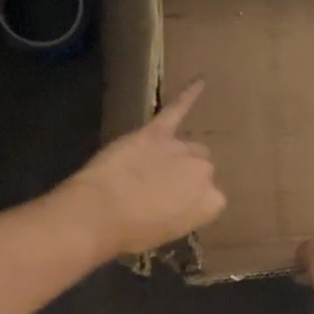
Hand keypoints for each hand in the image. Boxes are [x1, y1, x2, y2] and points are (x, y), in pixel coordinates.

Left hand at [64, 80, 224, 254]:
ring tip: (158, 164)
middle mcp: (204, 173)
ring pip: (190, 146)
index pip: (210, 197)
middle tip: (161, 188)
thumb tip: (175, 201)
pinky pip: (177, 109)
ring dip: (178, 153)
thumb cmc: (132, 232)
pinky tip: (200, 81)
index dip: (190, 201)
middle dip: (185, 176)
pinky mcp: (157, 132)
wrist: (102, 213)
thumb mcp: (168, 232)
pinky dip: (188, 95)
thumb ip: (183, 211)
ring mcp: (181, 149)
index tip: (174, 206)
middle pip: (201, 168)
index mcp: (212, 203)